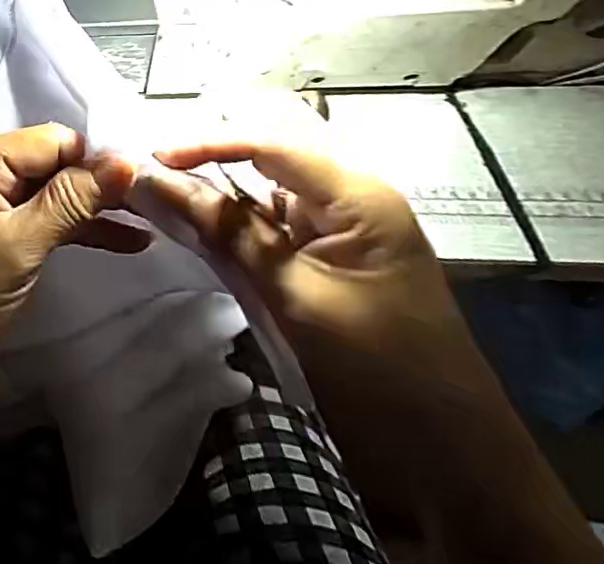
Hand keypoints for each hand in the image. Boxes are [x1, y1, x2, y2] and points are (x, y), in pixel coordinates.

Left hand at [0, 123, 140, 404]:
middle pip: (60, 163)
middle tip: (156, 198)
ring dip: (102, 208)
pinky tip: (131, 241)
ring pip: (63, 192)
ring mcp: (0, 203)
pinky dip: (88, 230)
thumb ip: (74, 198)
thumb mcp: (22, 244)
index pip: (53, 141)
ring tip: (153, 219)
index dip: (98, 157)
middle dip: (105, 182)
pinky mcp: (11, 232)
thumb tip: (128, 160)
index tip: (144, 177)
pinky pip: (56, 219)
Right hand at [140, 142, 455, 362]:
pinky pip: (277, 229)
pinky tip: (202, 229)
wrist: (449, 459)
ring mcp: (342, 230)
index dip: (209, 144)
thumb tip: (165, 185)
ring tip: (165, 193)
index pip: (272, 143)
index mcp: (357, 194)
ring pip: (270, 193)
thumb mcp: (296, 298)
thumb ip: (231, 234)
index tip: (154, 158)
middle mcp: (350, 198)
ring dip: (220, 195)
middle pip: (271, 158)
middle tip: (155, 171)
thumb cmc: (379, 373)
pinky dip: (238, 228)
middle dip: (213, 160)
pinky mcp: (330, 260)